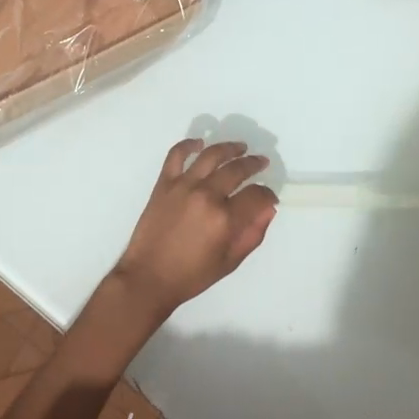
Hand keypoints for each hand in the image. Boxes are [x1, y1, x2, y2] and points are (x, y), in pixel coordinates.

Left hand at [111, 139, 278, 316]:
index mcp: (225, 219)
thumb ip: (253, 233)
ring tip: (240, 147)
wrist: (150, 276)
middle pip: (237, 169)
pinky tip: (200, 143)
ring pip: (211, 155)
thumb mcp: (230, 261)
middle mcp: (206, 195)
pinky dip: (188, 144)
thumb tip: (268, 208)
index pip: (256, 195)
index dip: (267, 194)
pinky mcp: (164, 182)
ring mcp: (183, 185)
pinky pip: (176, 154)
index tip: (269, 196)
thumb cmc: (192, 274)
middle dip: (254, 164)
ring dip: (229, 148)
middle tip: (261, 162)